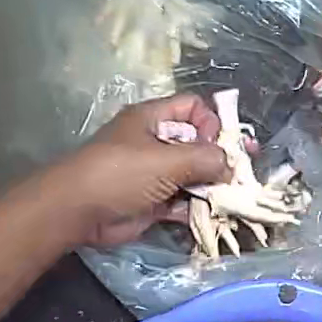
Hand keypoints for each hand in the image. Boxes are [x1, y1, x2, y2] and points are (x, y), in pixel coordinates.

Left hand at [38, 95, 230, 247]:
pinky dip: (200, 206)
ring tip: (235, 196)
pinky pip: (186, 200)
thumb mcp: (167, 159)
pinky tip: (216, 213)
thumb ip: (206, 159)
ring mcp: (156, 173)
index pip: (193, 107)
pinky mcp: (155, 200)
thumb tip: (231, 166)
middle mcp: (156, 142)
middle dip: (221, 157)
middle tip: (244, 172)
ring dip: (214, 185)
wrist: (77, 212)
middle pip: (198, 143)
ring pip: (195, 174)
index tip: (225, 144)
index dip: (213, 122)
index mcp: (153, 119)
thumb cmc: (120, 173)